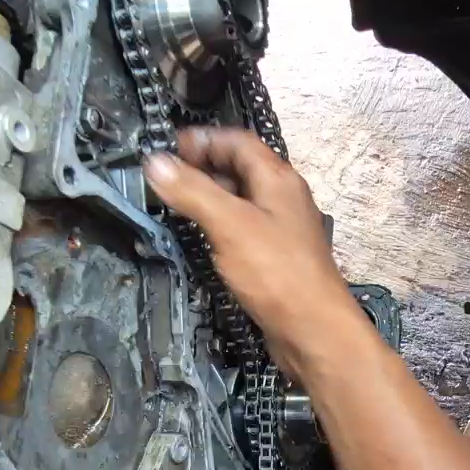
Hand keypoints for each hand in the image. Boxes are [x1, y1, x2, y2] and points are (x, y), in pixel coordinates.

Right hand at [142, 129, 367, 376]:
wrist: (314, 330)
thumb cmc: (278, 273)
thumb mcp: (229, 224)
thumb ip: (192, 191)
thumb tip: (156, 162)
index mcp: (278, 180)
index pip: (239, 142)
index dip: (203, 139)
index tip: (169, 148)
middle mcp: (284, 200)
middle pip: (241, 170)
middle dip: (204, 168)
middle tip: (168, 178)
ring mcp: (283, 232)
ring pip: (243, 203)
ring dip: (212, 199)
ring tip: (178, 206)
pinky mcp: (277, 261)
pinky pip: (246, 232)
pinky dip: (222, 228)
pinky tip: (205, 241)